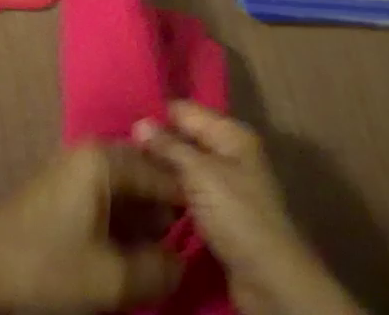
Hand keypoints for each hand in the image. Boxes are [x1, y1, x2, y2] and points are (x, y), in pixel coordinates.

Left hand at [0, 144, 183, 313]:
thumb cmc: (47, 269)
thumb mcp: (113, 280)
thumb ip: (160, 270)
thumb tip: (181, 263)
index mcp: (103, 159)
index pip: (166, 174)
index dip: (191, 205)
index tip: (211, 233)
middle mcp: (88, 154)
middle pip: (145, 178)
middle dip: (165, 216)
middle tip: (180, 252)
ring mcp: (70, 171)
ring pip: (124, 192)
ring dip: (143, 225)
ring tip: (155, 261)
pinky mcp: (58, 194)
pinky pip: (103, 202)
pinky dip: (120, 227)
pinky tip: (125, 257)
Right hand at [134, 102, 363, 314]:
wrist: (268, 277)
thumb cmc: (236, 215)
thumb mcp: (201, 174)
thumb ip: (170, 147)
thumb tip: (139, 123)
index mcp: (231, 133)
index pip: (186, 111)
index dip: (157, 116)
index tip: (122, 126)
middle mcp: (230, 152)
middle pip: (185, 138)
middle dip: (156, 145)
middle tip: (119, 153)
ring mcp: (225, 183)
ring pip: (185, 167)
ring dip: (162, 171)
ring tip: (128, 174)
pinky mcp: (219, 211)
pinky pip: (189, 192)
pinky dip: (171, 193)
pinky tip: (148, 197)